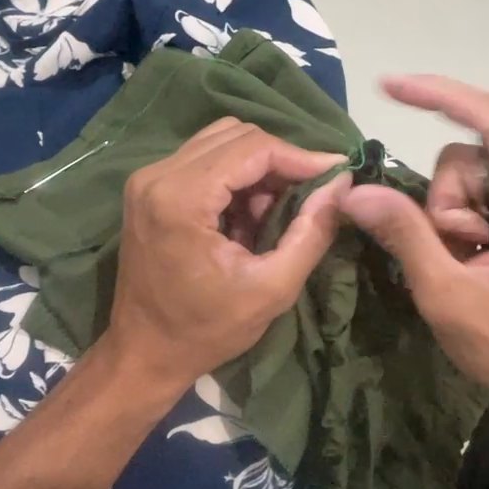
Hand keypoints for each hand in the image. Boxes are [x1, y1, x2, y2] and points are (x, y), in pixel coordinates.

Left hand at [105, 118, 349, 391]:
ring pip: (220, 143)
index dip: (300, 156)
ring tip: (282, 210)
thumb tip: (342, 183)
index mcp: (180, 198)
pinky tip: (251, 216)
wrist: (145, 352)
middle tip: (312, 195)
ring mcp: (148, 180)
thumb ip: (311, 233)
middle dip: (280, 161)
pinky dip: (236, 179)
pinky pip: (203, 161)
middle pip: (235, 135)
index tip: (339, 172)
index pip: (252, 148)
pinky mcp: (149, 189)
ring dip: (258, 169)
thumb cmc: (206, 330)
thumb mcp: (271, 289)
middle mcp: (157, 176)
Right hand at [341, 75, 488, 410]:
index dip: (438, 95)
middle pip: (475, 150)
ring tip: (465, 263)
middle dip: (445, 196)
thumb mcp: (448, 293)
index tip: (387, 86)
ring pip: (474, 173)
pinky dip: (464, 221)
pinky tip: (473, 259)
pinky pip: (484, 194)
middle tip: (453, 251)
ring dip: (451, 215)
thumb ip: (404, 233)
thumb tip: (354, 191)